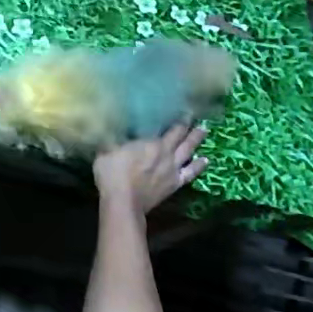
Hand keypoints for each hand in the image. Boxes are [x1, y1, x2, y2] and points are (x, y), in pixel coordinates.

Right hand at [93, 123, 207, 216]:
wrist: (123, 202)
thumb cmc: (113, 173)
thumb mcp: (107, 148)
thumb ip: (114, 135)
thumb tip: (114, 122)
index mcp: (153, 143)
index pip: (172, 128)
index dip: (180, 118)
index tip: (185, 108)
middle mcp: (167, 154)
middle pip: (183, 138)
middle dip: (190, 126)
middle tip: (198, 116)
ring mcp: (173, 170)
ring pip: (189, 152)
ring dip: (197, 141)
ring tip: (204, 130)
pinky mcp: (174, 185)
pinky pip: (190, 173)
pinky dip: (198, 166)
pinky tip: (205, 160)